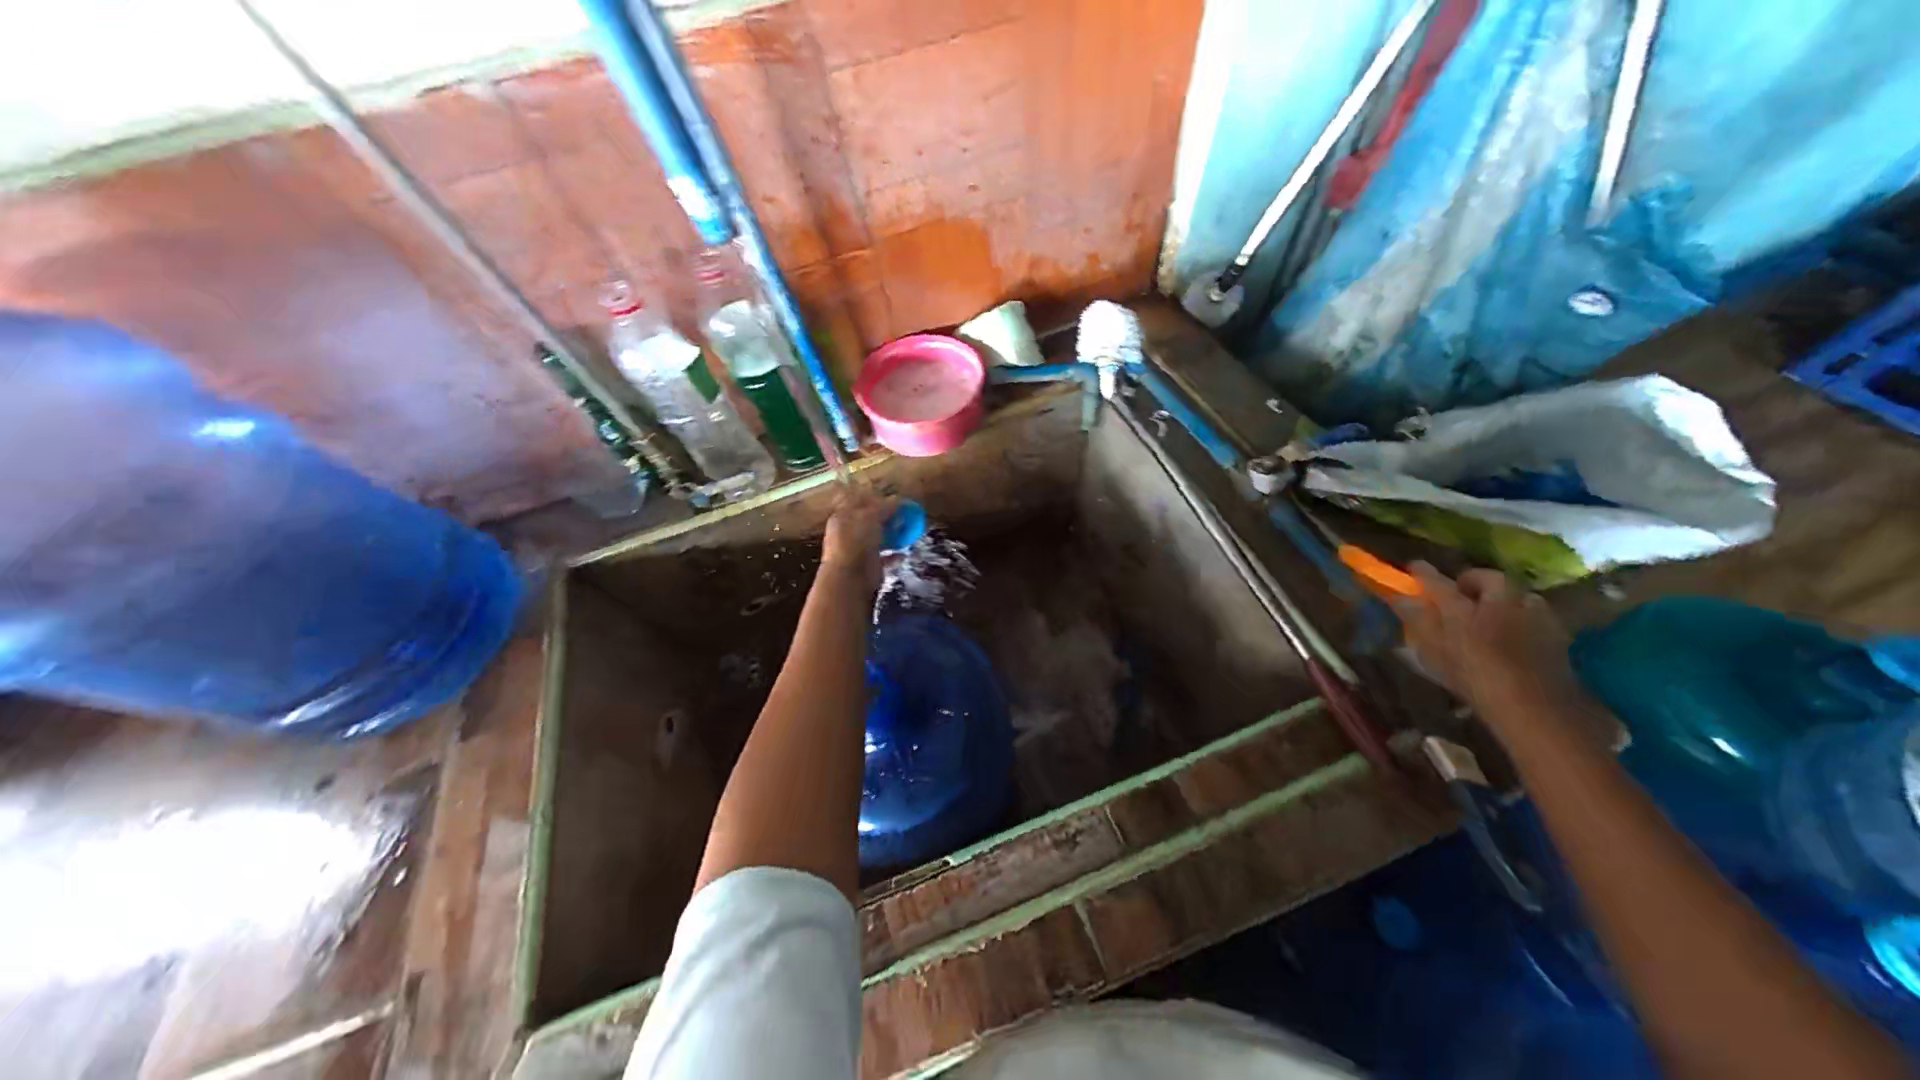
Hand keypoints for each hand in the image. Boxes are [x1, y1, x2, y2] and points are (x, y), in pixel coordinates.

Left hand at [820, 488, 897, 591]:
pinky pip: (884, 557)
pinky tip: (904, 553)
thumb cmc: (857, 541)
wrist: (851, 578)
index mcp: (843, 516)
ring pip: (877, 538)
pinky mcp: (868, 566)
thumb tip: (898, 500)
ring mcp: (858, 550)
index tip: (890, 497)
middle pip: (868, 520)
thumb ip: (885, 507)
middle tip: (903, 514)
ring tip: (908, 532)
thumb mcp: (871, 517)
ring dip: (892, 536)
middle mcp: (848, 532)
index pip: (857, 501)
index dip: (873, 497)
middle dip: (886, 517)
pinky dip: (894, 555)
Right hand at [1394, 562, 1583, 718]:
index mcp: (1465, 608)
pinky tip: (1516, 636)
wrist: (1536, 708)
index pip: (1438, 581)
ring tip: (1492, 617)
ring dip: (1502, 598)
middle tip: (1461, 596)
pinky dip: (1522, 617)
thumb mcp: (1436, 655)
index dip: (1424, 573)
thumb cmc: (1475, 681)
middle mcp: (1501, 602)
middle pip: (1487, 577)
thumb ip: (1420, 622)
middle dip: (1472, 581)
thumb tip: (1402, 598)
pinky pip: (1534, 613)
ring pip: (1516, 594)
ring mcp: (1533, 614)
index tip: (1414, 568)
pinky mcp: (1556, 631)